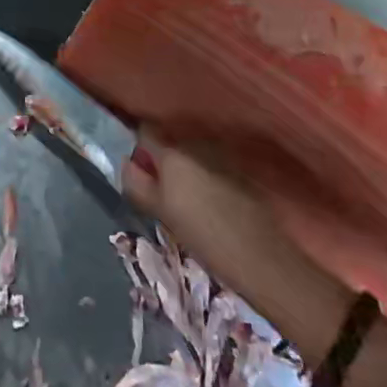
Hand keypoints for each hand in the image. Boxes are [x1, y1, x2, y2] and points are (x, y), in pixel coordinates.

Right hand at [118, 129, 353, 359]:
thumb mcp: (161, 213)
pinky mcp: (239, 170)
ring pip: (191, 153)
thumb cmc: (203, 236)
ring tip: (183, 198)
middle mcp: (196, 144)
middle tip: (157, 187)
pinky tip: (208, 202)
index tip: (136, 166)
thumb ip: (138, 185)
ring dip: (184, 167)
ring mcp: (221, 155)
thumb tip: (126, 164)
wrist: (260, 255)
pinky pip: (210, 164)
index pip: (146, 130)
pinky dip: (204, 176)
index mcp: (173, 153)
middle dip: (161, 158)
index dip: (138, 145)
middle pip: (170, 141)